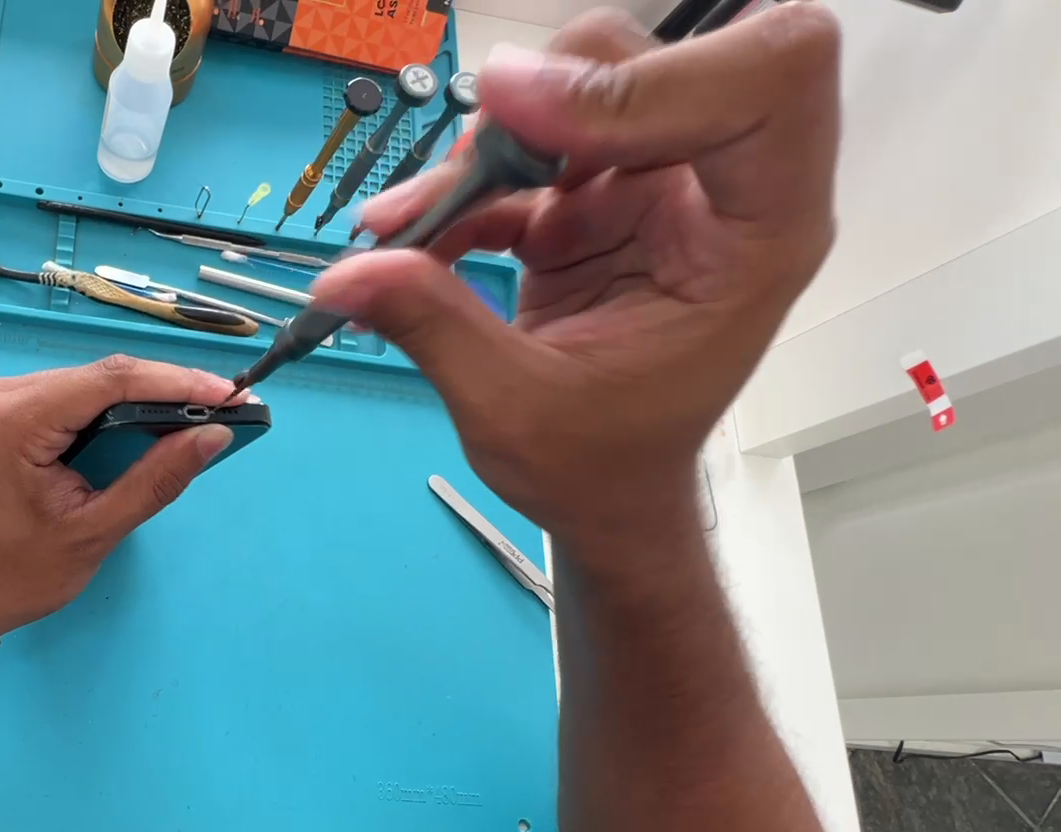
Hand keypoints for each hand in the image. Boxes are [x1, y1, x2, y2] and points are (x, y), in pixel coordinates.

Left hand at [0, 355, 239, 642]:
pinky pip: (67, 398)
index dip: (177, 382)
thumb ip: (156, 480)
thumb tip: (212, 435)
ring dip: (138, 402)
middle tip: (221, 411)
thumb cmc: (17, 575)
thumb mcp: (95, 532)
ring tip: (193, 421)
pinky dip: (108, 414)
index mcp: (14, 421)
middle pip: (98, 377)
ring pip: (86, 385)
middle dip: (164, 392)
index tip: (228, 395)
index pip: (110, 380)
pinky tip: (144, 429)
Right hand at [315, 4, 840, 559]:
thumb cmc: (589, 465)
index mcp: (751, 236)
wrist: (599, 493)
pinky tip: (407, 243)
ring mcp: (648, 193)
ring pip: (570, 103)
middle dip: (531, 110)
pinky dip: (458, 196)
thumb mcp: (505, 405)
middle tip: (443, 183)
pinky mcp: (591, 209)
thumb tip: (341, 273)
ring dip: (474, 156)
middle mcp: (714, 190)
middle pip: (646, 66)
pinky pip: (521, 164)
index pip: (762, 82)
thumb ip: (431, 324)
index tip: (513, 121)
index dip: (638, 82)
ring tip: (396, 228)